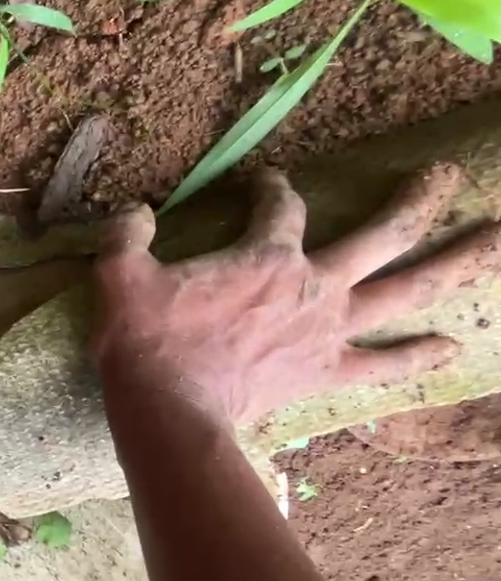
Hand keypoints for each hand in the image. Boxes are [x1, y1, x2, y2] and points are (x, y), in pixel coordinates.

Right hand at [90, 165, 500, 426]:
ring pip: (409, 290)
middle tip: (446, 177)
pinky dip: (418, 355)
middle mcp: (313, 285)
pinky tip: (451, 346)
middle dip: (418, 202)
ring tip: (497, 240)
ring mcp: (328, 330)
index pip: (280, 208)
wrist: (167, 403)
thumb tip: (135, 211)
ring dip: (461, 263)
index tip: (263, 181)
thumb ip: (126, 235)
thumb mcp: (117, 275)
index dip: (270, 188)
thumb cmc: (142, 337)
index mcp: (264, 258)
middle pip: (383, 236)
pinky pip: (384, 363)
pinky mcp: (325, 371)